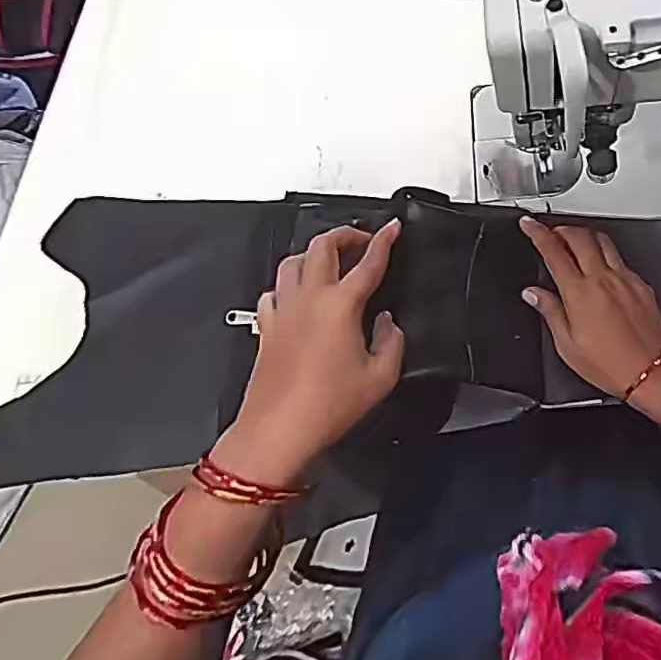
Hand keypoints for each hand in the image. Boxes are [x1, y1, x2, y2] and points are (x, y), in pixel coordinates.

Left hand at [223, 220, 405, 475]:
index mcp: (341, 306)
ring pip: (293, 261)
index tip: (392, 228)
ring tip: (330, 259)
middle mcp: (309, 301)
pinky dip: (288, 284)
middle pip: (323, 245)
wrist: (278, 431)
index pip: (369, 261)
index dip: (384, 239)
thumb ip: (392, 342)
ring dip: (314, 252)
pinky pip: (273, 291)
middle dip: (346, 234)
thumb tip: (388, 326)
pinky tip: (296, 294)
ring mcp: (284, 311)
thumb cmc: (324, 407)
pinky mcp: (267, 328)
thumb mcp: (381, 376)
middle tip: (362, 239)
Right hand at [519, 216, 660, 398]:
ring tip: (576, 241)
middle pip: (580, 237)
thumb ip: (551, 312)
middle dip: (562, 229)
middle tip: (551, 232)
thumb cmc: (611, 364)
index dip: (538, 233)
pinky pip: (621, 259)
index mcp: (580, 293)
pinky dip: (607, 254)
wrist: (651, 372)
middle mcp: (603, 280)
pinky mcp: (641, 284)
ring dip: (586, 235)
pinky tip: (603, 266)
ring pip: (603, 241)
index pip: (553, 252)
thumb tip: (534, 294)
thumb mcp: (568, 345)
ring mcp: (625, 279)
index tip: (530, 224)